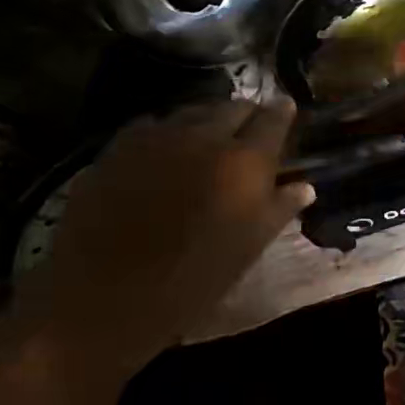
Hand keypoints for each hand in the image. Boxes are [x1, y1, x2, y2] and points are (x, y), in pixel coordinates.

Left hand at [32, 99, 314, 357]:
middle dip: (246, 114)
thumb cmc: (189, 282)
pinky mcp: (120, 144)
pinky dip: (168, 131)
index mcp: (244, 162)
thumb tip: (303, 186)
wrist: (100, 298)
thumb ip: (279, 209)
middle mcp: (204, 136)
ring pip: (194, 110)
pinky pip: (154, 124)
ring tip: (208, 137)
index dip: (282, 112)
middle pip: (234, 106)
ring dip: (208, 119)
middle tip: (248, 130)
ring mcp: (158, 135)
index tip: (285, 109)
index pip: (273, 119)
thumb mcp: (247, 250)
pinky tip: (164, 150)